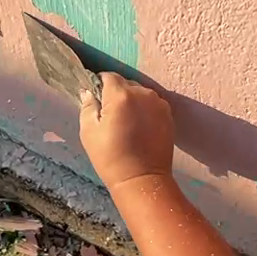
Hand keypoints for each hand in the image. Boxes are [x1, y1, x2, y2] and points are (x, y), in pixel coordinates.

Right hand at [79, 72, 173, 188]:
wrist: (142, 179)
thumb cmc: (110, 157)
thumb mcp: (89, 131)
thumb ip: (88, 106)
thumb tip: (88, 91)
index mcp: (121, 95)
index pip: (108, 76)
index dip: (100, 84)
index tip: (96, 98)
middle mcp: (142, 94)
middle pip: (126, 84)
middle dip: (116, 93)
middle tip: (110, 114)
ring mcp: (158, 103)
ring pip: (140, 93)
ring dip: (132, 101)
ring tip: (126, 122)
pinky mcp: (168, 114)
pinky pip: (152, 104)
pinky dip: (145, 109)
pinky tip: (139, 127)